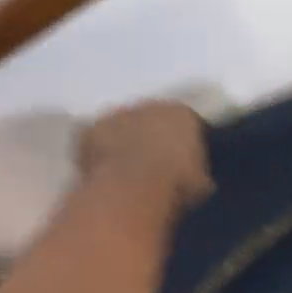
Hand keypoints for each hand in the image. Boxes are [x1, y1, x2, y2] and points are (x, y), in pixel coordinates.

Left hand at [78, 100, 213, 206]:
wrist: (133, 188)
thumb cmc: (176, 184)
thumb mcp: (202, 182)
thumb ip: (199, 171)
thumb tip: (199, 177)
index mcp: (183, 113)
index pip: (188, 122)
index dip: (186, 142)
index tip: (186, 160)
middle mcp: (150, 105)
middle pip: (153, 119)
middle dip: (154, 137)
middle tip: (156, 163)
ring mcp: (116, 115)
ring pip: (124, 127)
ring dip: (126, 141)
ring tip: (130, 169)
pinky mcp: (89, 130)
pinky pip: (97, 141)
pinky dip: (101, 153)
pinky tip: (107, 172)